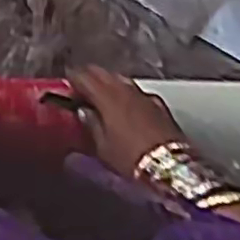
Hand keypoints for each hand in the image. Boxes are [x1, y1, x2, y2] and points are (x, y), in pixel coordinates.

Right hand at [67, 66, 184, 176]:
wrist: (174, 167)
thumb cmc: (132, 159)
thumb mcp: (104, 149)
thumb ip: (91, 126)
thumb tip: (83, 111)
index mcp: (105, 96)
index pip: (83, 76)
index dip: (72, 78)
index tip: (65, 84)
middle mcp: (123, 88)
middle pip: (101, 72)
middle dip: (89, 75)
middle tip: (80, 87)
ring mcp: (142, 94)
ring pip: (119, 78)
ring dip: (108, 81)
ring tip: (101, 93)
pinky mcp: (158, 103)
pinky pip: (136, 90)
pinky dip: (126, 92)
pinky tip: (127, 104)